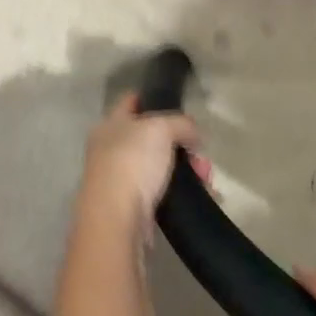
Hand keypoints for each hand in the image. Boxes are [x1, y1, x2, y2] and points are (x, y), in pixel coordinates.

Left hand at [76, 94, 205, 231]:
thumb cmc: (132, 162)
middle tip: (200, 152)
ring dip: (188, 168)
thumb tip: (193, 135)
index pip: (130, 102)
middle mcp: (111, 150)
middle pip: (153, 137)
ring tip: (205, 176)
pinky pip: (165, 190)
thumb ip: (180, 123)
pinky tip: (204, 193)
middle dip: (182, 143)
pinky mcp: (134, 205)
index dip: (152, 97)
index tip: (176, 101)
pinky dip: (183, 191)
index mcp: (110, 125)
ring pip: (162, 165)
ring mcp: (122, 178)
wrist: (117, 217)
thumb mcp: (160, 128)